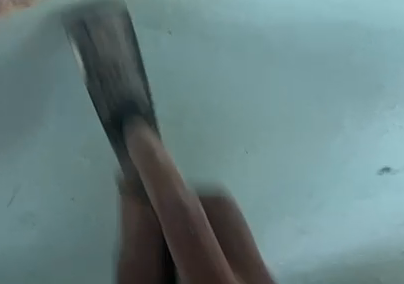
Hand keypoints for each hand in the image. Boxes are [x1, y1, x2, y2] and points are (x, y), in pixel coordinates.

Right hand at [117, 123, 273, 283]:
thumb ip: (136, 249)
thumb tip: (133, 189)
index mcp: (214, 282)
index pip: (182, 211)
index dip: (156, 168)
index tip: (137, 133)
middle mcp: (253, 276)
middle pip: (214, 201)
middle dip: (178, 194)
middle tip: (149, 213)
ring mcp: (267, 276)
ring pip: (228, 216)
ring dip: (195, 216)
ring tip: (171, 246)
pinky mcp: (269, 276)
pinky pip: (239, 237)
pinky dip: (211, 237)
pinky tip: (191, 259)